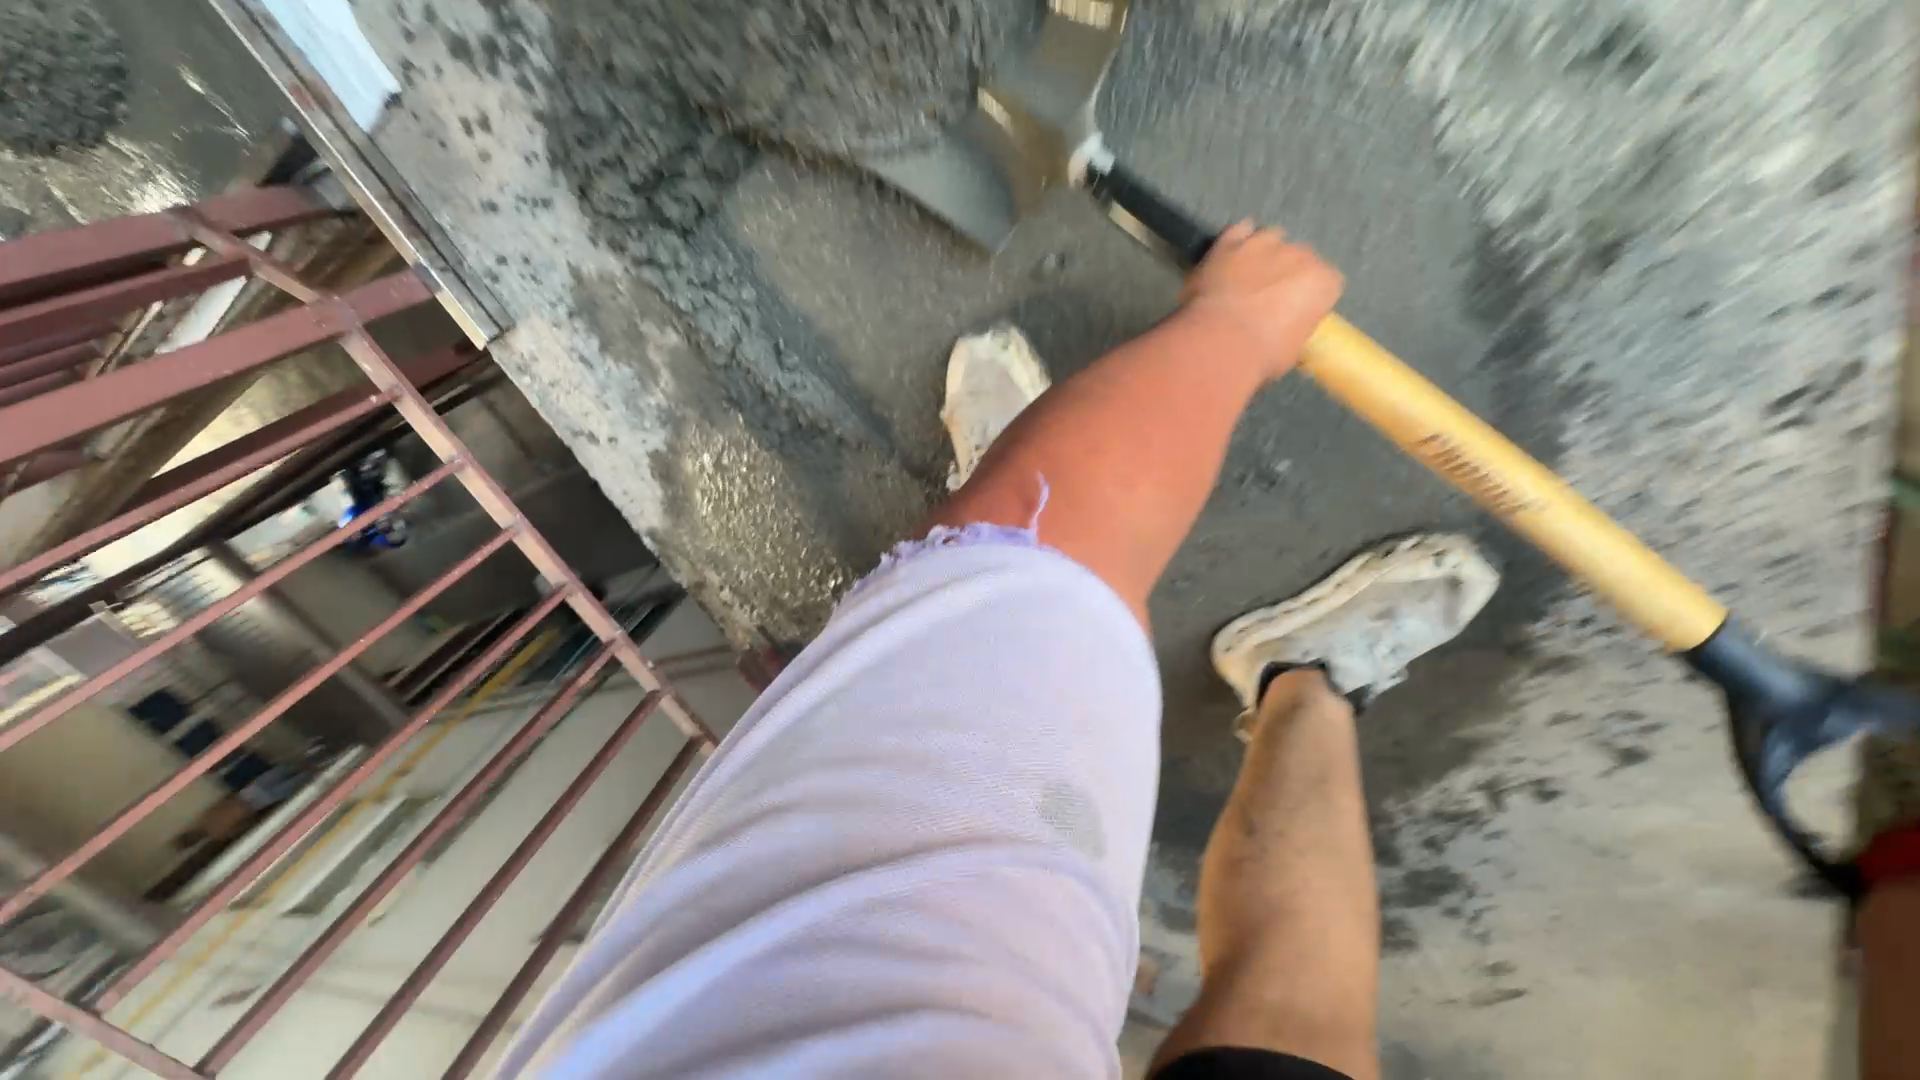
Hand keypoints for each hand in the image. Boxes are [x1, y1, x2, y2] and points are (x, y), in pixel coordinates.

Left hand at [1180, 221, 1343, 379]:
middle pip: (1300, 257)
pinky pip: (1238, 230)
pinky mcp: (1230, 242)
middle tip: (1267, 297)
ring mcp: (1264, 243)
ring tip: (1248, 274)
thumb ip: (1294, 332)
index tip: (1295, 311)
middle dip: (1287, 272)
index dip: (1309, 296)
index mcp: (1324, 282)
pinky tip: (1231, 251)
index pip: (1326, 283)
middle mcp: (1301, 254)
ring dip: (1263, 253)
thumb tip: (1285, 336)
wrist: (1219, 343)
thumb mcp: (1290, 352)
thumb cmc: (1261, 356)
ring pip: (1270, 237)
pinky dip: (1237, 238)